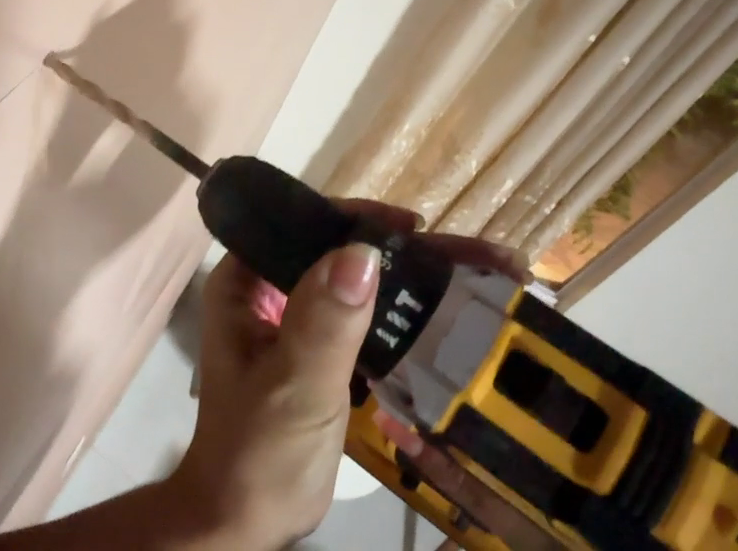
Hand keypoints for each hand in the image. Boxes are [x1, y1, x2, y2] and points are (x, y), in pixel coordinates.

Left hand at [168, 200, 538, 550]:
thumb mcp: (295, 382)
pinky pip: (371, 322)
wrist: (249, 518)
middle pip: (341, 253)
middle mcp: (270, 293)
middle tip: (484, 254)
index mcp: (245, 285)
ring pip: (362, 285)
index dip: (356, 219)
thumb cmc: (259, 448)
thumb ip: (325, 320)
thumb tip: (363, 250)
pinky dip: (412, 317)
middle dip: (407, 250)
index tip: (414, 227)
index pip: (300, 227)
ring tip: (492, 275)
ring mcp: (300, 324)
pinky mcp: (326, 356)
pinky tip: (460, 317)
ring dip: (418, 279)